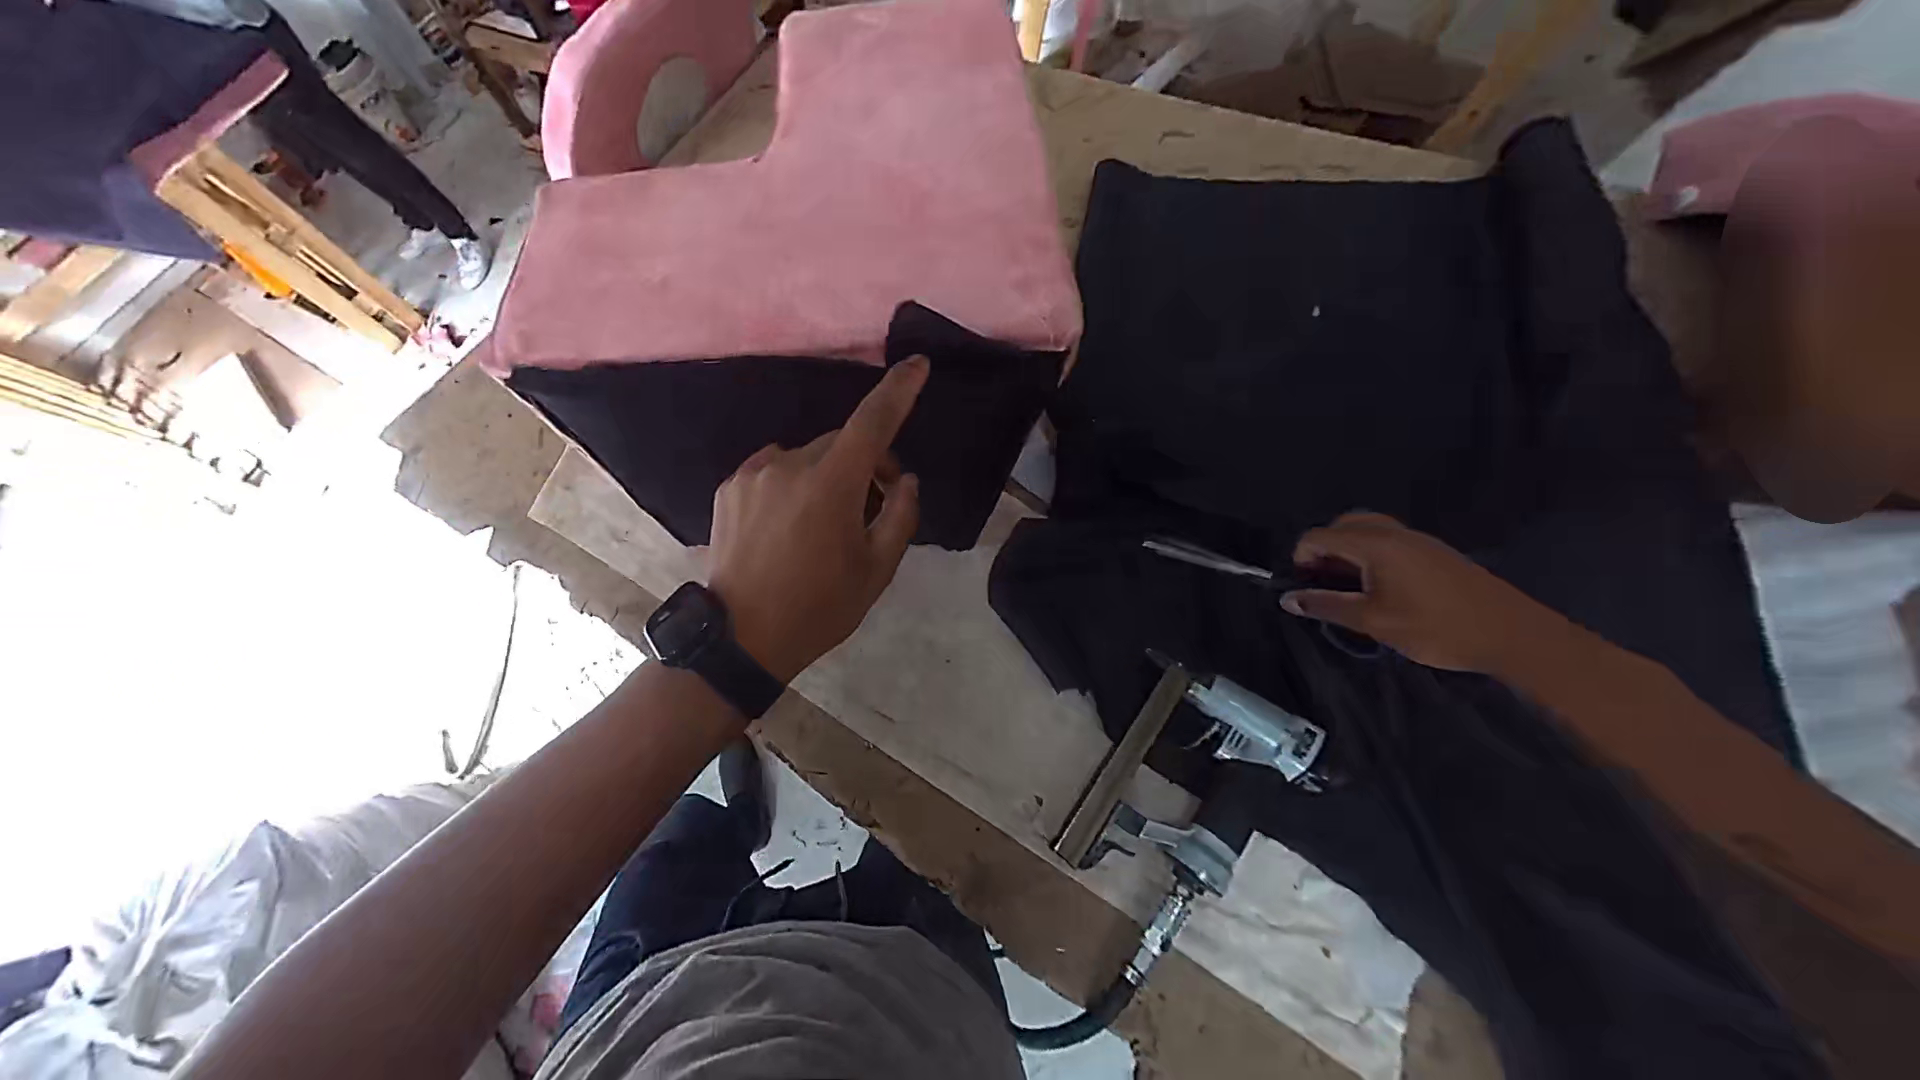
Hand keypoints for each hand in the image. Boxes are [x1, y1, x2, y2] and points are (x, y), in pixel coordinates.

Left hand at [707, 358, 928, 682]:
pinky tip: (789, 522)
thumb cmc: (819, 607)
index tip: (917, 365)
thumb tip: (905, 480)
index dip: (898, 390)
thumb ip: (901, 516)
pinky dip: (793, 482)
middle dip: (865, 464)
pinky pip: (775, 468)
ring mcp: (754, 473)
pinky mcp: (730, 486)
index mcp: (831, 485)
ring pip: (807, 456)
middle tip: (873, 506)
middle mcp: (789, 465)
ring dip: (826, 475)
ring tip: (823, 523)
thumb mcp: (877, 571)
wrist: (742, 639)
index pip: (872, 422)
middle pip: (841, 444)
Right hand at [1278, 511, 1567, 673]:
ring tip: (1348, 586)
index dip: (1301, 557)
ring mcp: (1418, 540)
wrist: (1512, 634)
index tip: (1304, 586)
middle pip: (1344, 524)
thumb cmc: (1436, 628)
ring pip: (1368, 529)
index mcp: (1376, 544)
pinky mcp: (1435, 553)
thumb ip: (1327, 606)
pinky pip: (1389, 540)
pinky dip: (1370, 554)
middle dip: (1324, 548)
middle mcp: (1395, 533)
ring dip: (1348, 550)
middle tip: (1323, 582)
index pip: (1320, 535)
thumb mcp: (1373, 621)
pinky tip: (1378, 586)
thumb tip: (1288, 599)